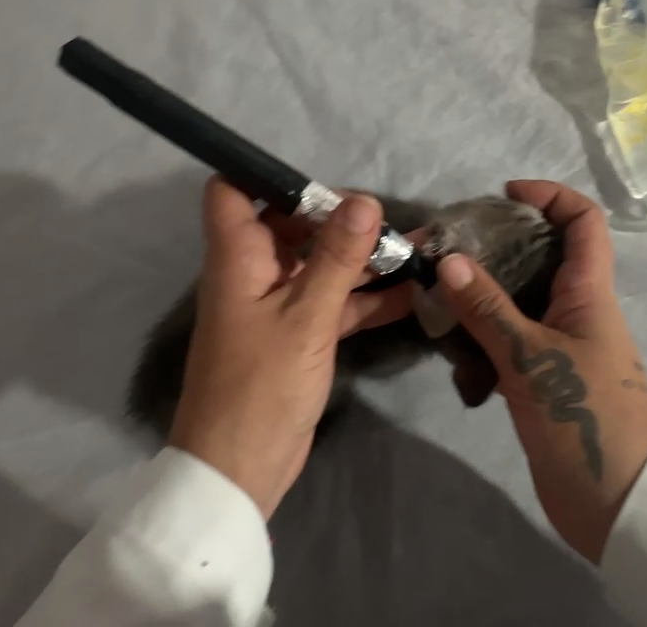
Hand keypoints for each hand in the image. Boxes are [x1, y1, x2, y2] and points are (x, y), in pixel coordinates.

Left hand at [169, 178, 413, 517]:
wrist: (240, 471)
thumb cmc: (261, 386)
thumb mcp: (306, 317)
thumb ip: (336, 257)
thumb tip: (364, 201)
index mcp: (238, 257)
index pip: (231, 192)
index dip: (266, 175)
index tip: (322, 180)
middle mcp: (254, 272)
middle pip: (290, 224)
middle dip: (338, 218)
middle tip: (387, 220)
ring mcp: (276, 305)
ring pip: (318, 264)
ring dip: (360, 258)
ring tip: (415, 249)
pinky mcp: (297, 335)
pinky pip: (333, 302)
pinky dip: (365, 298)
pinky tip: (411, 295)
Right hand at [436, 180, 646, 563]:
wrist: (619, 505)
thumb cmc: (586, 420)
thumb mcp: (532, 360)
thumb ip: (489, 309)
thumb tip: (448, 260)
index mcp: (589, 293)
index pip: (583, 221)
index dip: (550, 196)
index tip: (504, 194)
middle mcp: (576, 310)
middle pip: (541, 255)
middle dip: (497, 244)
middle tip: (451, 246)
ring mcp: (559, 345)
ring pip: (518, 300)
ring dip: (481, 296)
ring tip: (438, 295)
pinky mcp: (543, 379)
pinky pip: (508, 341)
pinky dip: (481, 340)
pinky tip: (451, 352)